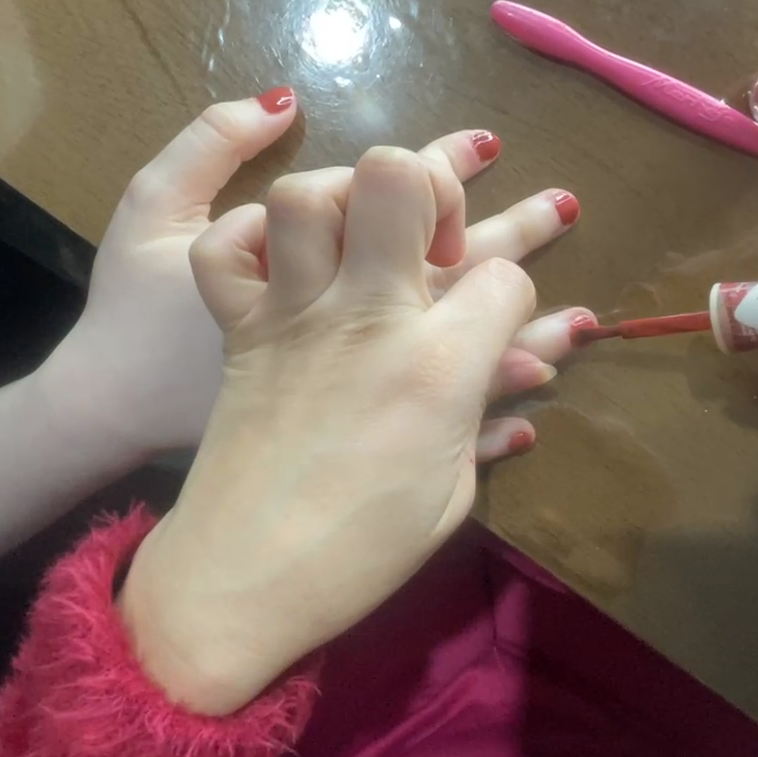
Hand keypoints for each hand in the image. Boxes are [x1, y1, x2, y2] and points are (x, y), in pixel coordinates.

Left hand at [119, 145, 589, 714]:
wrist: (241, 577)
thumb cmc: (362, 551)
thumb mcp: (451, 490)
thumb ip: (486, 410)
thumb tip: (532, 364)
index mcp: (436, 367)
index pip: (504, 278)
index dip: (514, 294)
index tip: (497, 324)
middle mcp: (364, 316)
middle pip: (396, 179)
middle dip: (431, 183)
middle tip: (431, 236)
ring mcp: (291, 314)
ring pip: (306, 195)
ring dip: (342, 196)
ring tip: (359, 235)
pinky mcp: (237, 326)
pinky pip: (225, 249)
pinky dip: (249, 238)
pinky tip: (282, 262)